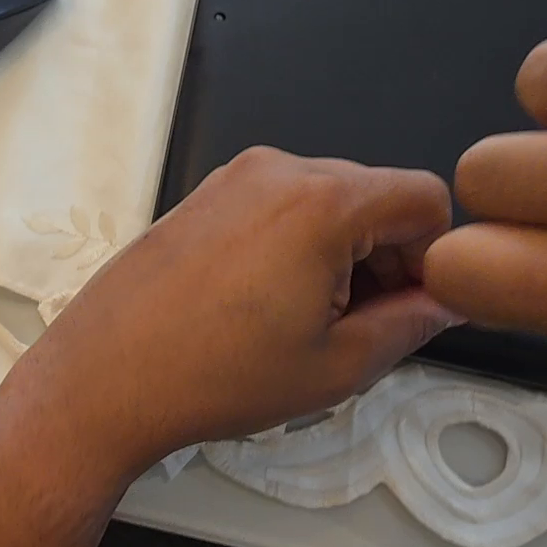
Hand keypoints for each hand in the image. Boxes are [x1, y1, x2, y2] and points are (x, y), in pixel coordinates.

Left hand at [0, 147, 456, 484]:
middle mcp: (276, 170)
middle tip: (355, 324)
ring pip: (322, 201)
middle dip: (383, 255)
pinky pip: (273, 206)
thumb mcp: (336, 366)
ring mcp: (231, 179)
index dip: (434, 256)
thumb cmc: (213, 376)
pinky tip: (259, 302)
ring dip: (335, 252)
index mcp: (323, 201)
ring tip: (299, 320)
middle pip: (372, 195)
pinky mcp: (200, 196)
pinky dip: (290, 244)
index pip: (424, 198)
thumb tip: (444, 300)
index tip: (409, 305)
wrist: (103, 376)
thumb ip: (412, 324)